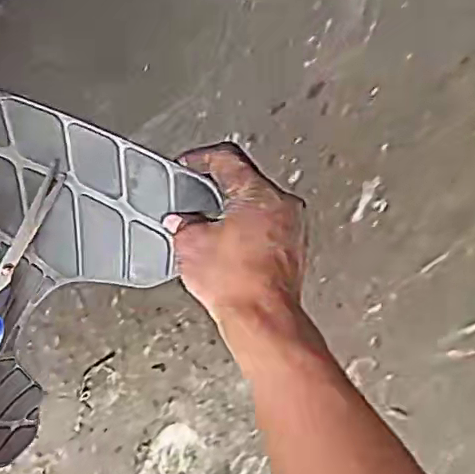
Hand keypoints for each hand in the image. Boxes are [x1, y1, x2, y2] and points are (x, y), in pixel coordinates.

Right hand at [164, 142, 308, 327]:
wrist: (260, 315)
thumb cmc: (235, 280)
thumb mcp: (189, 243)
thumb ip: (183, 223)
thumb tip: (181, 221)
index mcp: (259, 194)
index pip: (228, 159)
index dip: (201, 158)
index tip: (189, 162)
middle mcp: (283, 206)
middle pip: (245, 183)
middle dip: (214, 191)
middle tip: (192, 199)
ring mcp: (293, 229)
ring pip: (256, 208)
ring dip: (229, 214)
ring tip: (205, 230)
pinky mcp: (293, 250)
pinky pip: (264, 230)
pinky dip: (241, 233)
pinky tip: (223, 251)